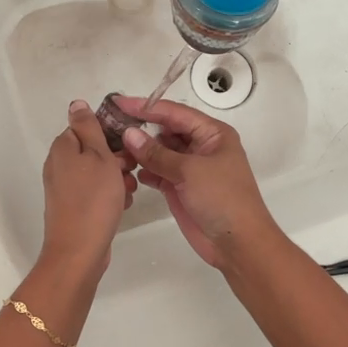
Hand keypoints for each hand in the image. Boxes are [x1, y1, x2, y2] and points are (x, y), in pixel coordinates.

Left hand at [40, 100, 137, 274]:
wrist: (79, 250)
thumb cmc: (93, 199)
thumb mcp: (98, 156)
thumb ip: (89, 127)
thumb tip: (76, 104)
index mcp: (63, 148)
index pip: (87, 127)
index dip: (110, 135)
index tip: (127, 146)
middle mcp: (60, 165)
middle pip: (94, 151)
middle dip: (117, 159)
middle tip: (129, 171)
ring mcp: (65, 188)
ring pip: (99, 173)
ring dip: (117, 179)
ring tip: (127, 192)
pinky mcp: (74, 207)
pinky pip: (96, 193)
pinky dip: (110, 197)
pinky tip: (121, 206)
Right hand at [115, 96, 278, 268]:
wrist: (237, 243)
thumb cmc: (221, 199)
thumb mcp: (190, 171)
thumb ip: (157, 153)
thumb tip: (129, 133)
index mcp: (212, 133)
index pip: (175, 113)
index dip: (146, 107)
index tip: (118, 103)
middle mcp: (201, 146)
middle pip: (165, 130)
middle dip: (141, 129)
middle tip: (110, 127)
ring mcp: (190, 168)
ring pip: (160, 152)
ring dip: (140, 152)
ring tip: (115, 151)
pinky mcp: (180, 188)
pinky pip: (158, 173)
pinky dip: (145, 172)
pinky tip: (130, 173)